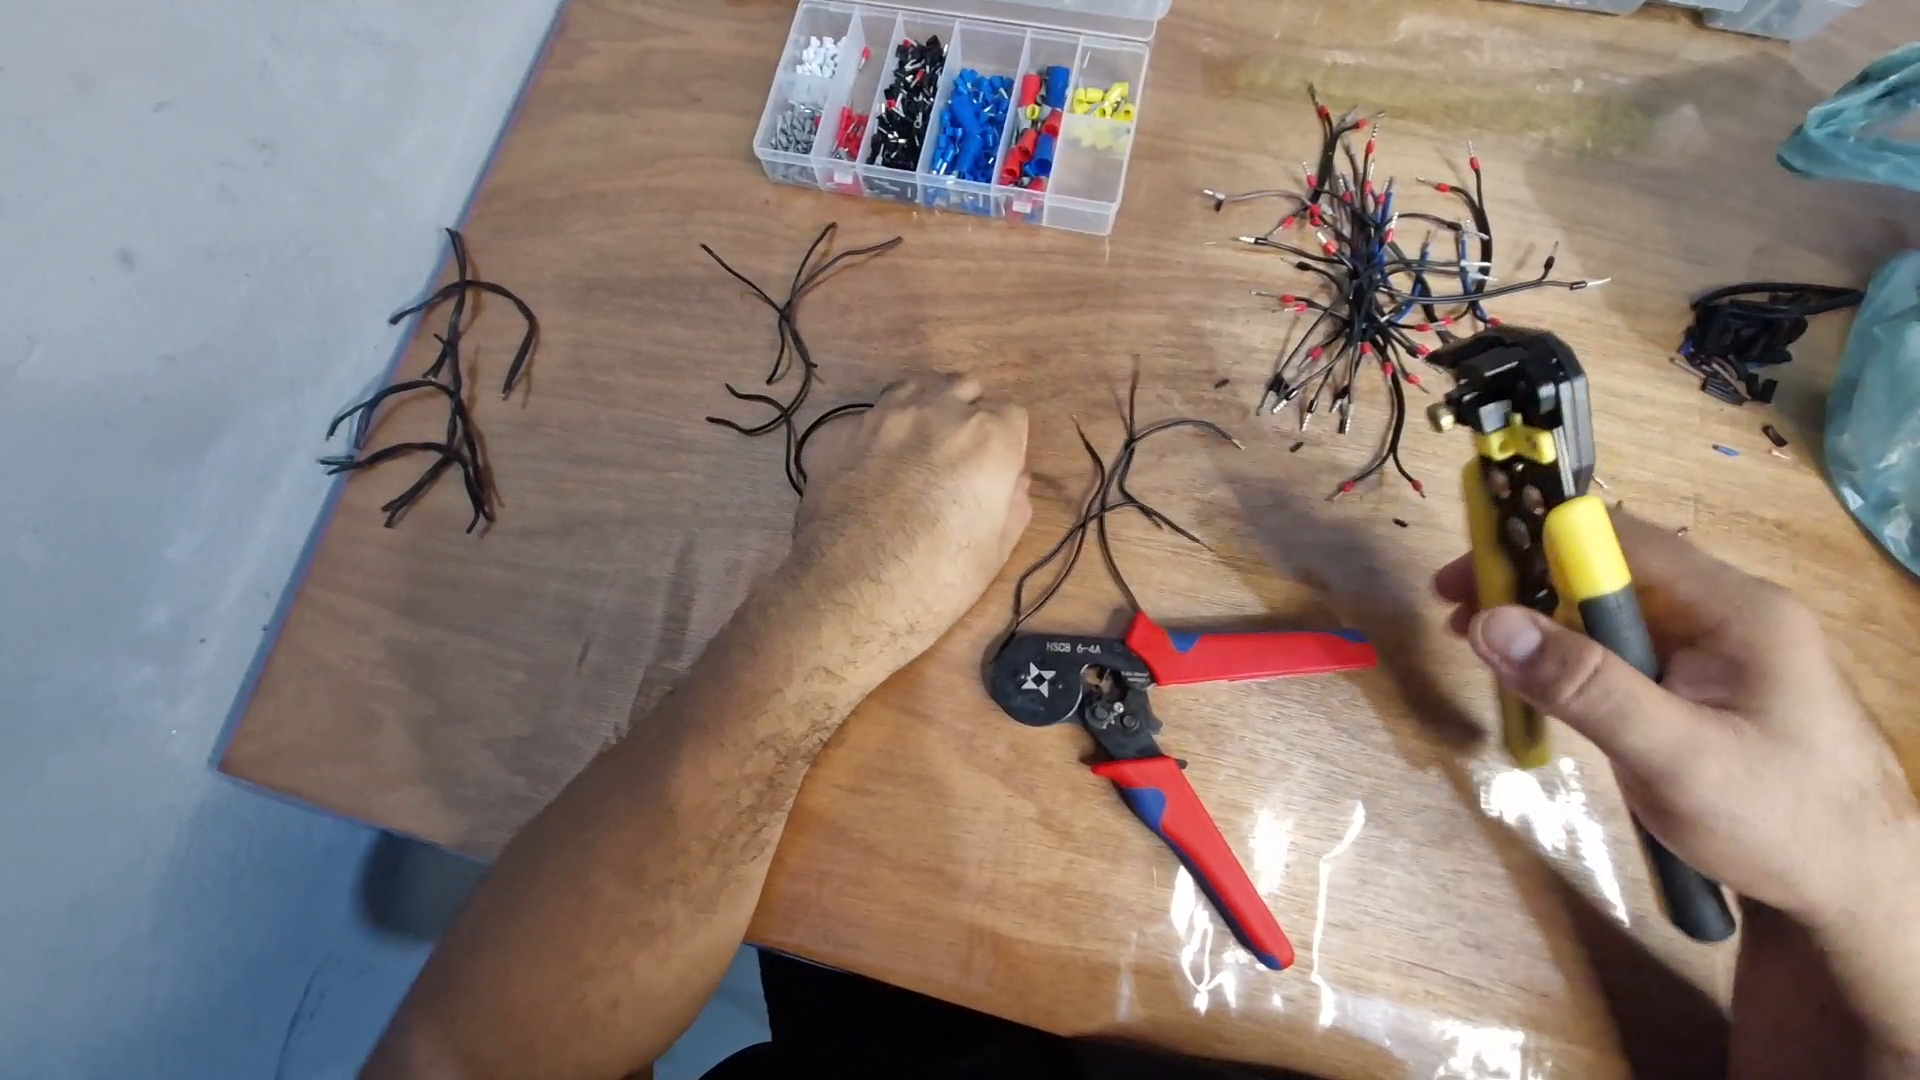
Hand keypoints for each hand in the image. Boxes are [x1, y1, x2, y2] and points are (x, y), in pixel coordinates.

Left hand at [789, 375, 1030, 675]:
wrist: (847, 597)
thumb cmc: (936, 582)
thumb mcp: (995, 552)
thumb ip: (1013, 505)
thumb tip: (1013, 481)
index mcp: (987, 439)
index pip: (1012, 415)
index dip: (1008, 444)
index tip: (997, 471)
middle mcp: (937, 413)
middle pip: (964, 387)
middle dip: (969, 414)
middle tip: (960, 458)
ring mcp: (882, 417)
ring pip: (915, 388)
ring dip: (926, 407)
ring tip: (921, 445)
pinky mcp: (840, 434)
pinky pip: (871, 417)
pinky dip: (881, 432)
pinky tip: (876, 466)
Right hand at [1433, 513, 1918, 930]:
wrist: (1857, 893)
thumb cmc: (1780, 824)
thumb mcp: (1675, 757)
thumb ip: (1584, 687)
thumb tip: (1489, 622)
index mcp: (1733, 609)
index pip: (1615, 541)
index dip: (1530, 546)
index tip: (1463, 582)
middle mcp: (1719, 611)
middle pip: (1599, 567)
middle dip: (1520, 584)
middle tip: (1456, 618)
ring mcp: (1705, 645)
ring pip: (1598, 606)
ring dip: (1532, 618)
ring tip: (1478, 646)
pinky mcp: (1688, 677)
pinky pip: (1608, 644)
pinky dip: (1556, 650)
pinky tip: (1529, 676)